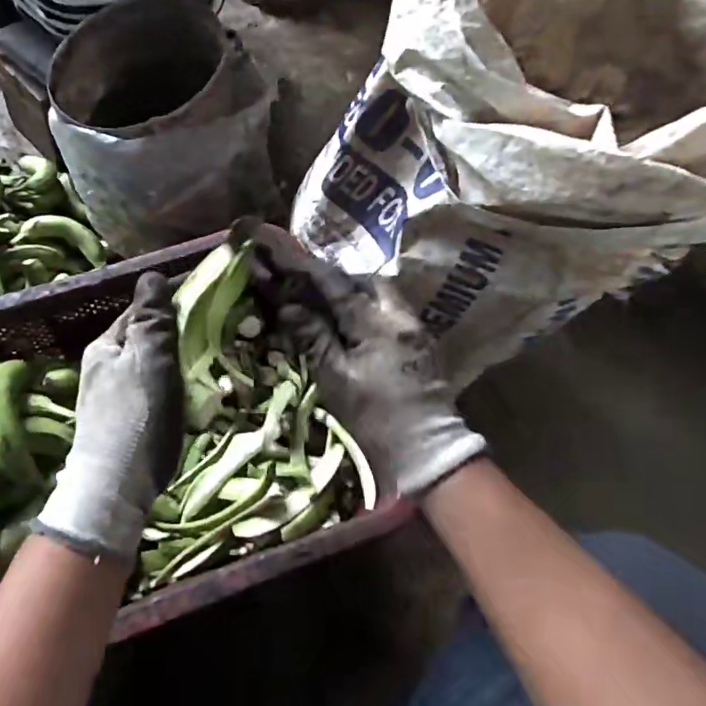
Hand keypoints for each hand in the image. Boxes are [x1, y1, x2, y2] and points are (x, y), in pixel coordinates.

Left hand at [33, 273, 182, 559]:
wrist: (116, 485)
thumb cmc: (138, 414)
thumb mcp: (150, 358)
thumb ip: (152, 318)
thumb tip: (151, 274)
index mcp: (104, 346)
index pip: (139, 312)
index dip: (169, 307)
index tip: (203, 306)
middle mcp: (101, 367)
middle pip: (143, 342)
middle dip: (172, 340)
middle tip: (208, 342)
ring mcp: (107, 397)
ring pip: (146, 369)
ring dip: (171, 368)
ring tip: (202, 372)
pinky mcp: (119, 423)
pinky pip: (147, 394)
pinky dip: (166, 392)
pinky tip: (183, 402)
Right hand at [261, 248, 486, 498]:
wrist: (426, 452)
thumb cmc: (374, 419)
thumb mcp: (335, 378)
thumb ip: (313, 336)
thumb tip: (286, 306)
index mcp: (377, 323)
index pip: (335, 284)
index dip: (304, 268)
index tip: (278, 253)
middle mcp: (400, 315)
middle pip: (363, 279)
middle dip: (332, 275)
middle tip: (303, 280)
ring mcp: (413, 327)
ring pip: (378, 292)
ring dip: (349, 289)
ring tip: (322, 299)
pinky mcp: (418, 341)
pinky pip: (387, 309)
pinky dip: (363, 305)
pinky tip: (347, 319)